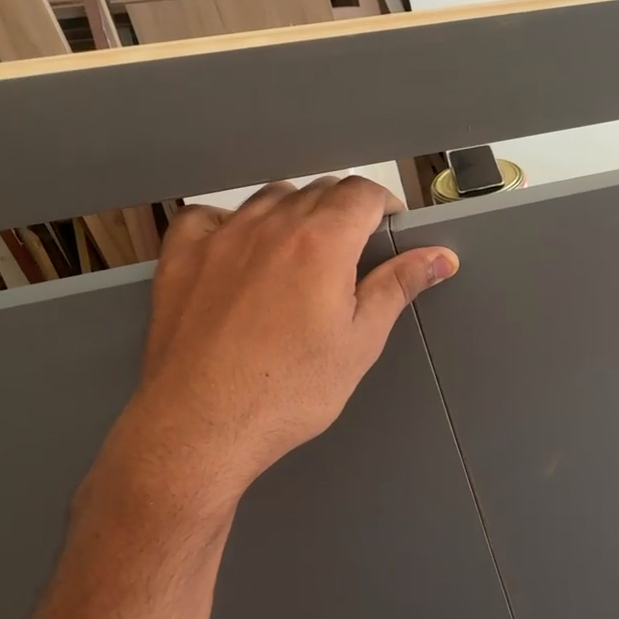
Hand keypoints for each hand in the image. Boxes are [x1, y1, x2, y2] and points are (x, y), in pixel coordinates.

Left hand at [108, 176, 456, 507]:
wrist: (200, 429)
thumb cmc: (283, 391)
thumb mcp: (362, 340)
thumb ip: (399, 286)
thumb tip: (437, 259)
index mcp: (322, 243)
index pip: (362, 192)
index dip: (384, 204)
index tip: (390, 223)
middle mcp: (270, 229)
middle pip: (318, 190)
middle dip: (345, 208)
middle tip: (355, 247)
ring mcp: (221, 241)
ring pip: (269, 196)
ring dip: (295, 210)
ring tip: (305, 249)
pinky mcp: (181, 262)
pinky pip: (206, 217)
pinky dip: (229, 221)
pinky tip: (241, 247)